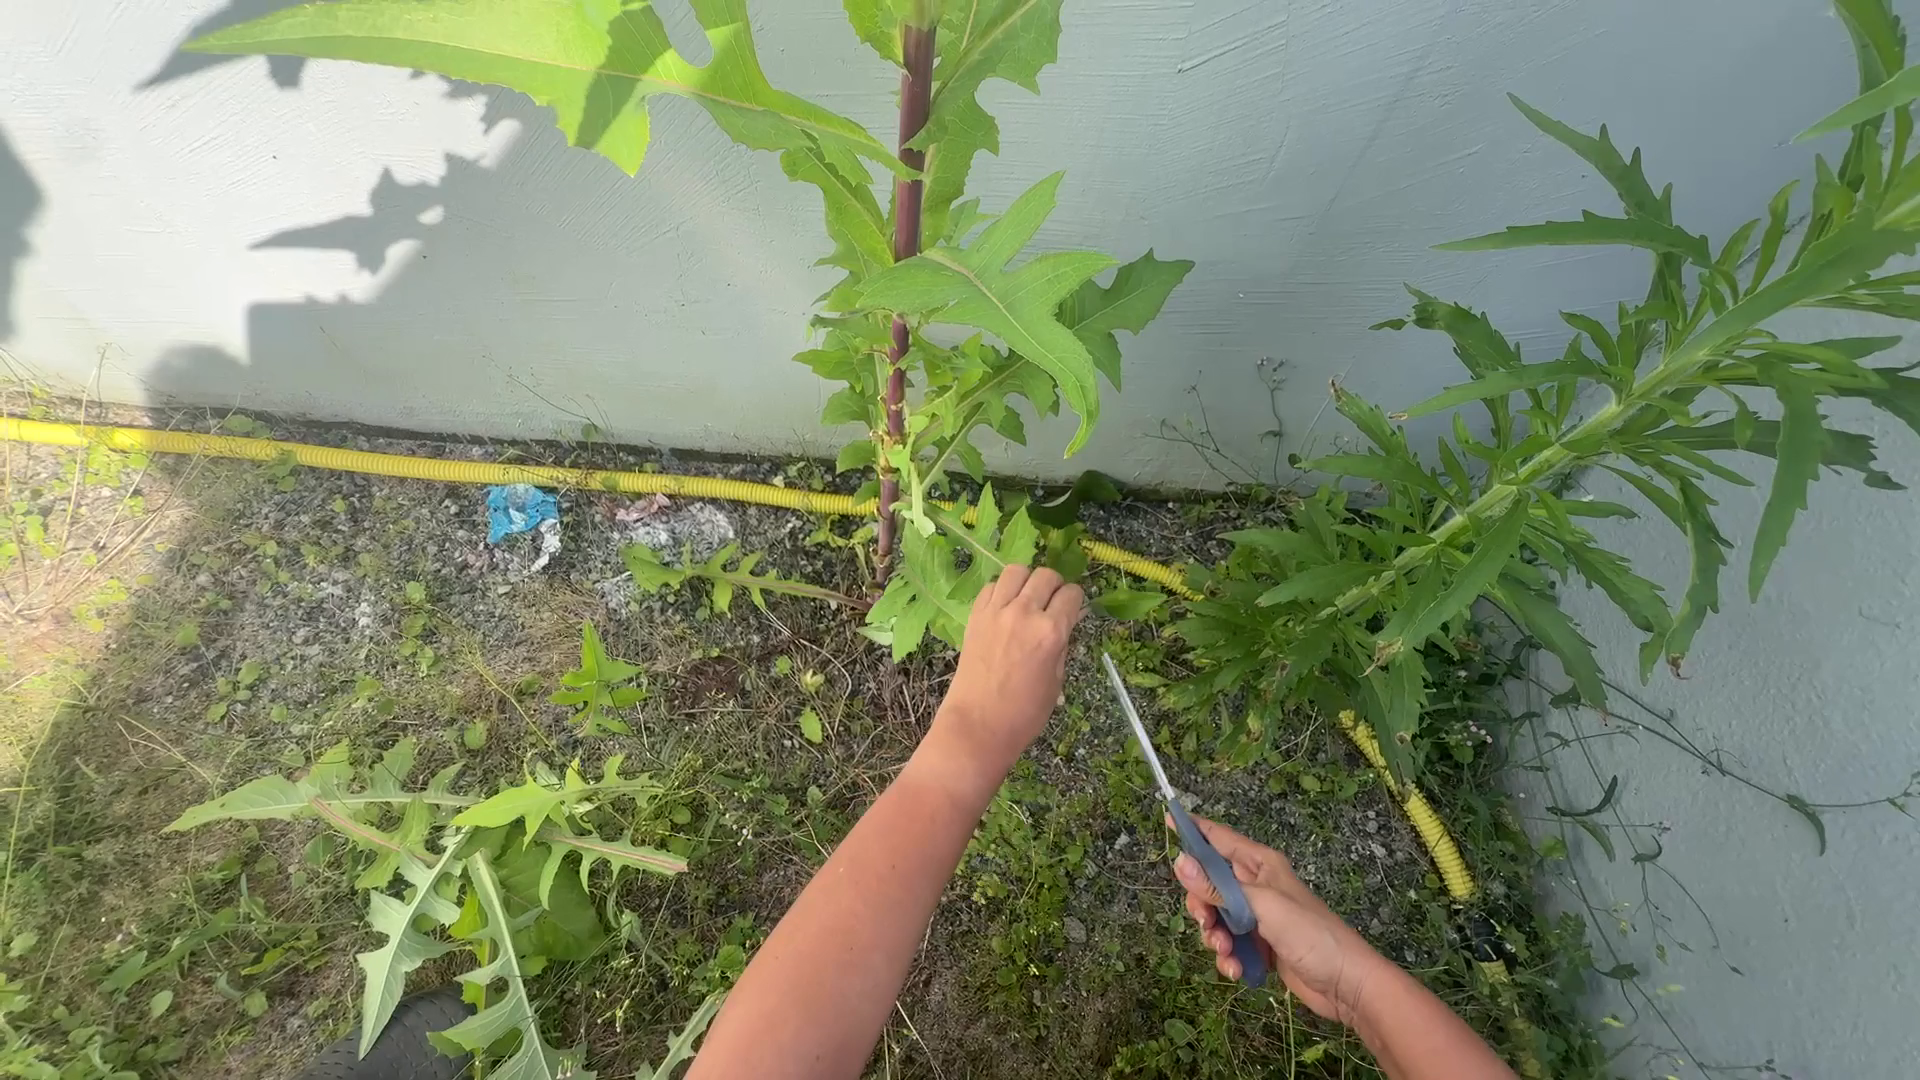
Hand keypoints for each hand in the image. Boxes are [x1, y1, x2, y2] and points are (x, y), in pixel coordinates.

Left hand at [928, 566, 1083, 779]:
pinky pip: (991, 586)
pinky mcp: (975, 616)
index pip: (1072, 594)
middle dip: (1055, 585)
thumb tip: (1070, 619)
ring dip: (1027, 580)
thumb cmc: (1024, 713)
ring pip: (1016, 570)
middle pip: (1046, 575)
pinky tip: (1004, 607)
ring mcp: (996, 611)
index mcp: (1051, 632)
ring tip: (1027, 598)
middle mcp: (1024, 613)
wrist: (978, 725)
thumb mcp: (1057, 680)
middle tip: (1052, 603)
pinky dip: (1001, 590)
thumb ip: (1063, 643)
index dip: (1075, 600)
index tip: (1072, 609)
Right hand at [1173, 814, 1390, 1024]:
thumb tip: (1178, 862)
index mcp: (1258, 863)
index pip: (1217, 837)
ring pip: (1215, 915)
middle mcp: (1254, 884)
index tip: (1165, 819)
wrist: (1348, 984)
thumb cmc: (1309, 933)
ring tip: (1225, 953)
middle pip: (1208, 882)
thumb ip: (1217, 887)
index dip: (1192, 828)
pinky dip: (1227, 957)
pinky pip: (1228, 942)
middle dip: (1200, 903)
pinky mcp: (1259, 944)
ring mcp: (1256, 915)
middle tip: (1205, 921)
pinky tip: (1235, 971)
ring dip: (1213, 935)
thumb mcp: (1260, 906)